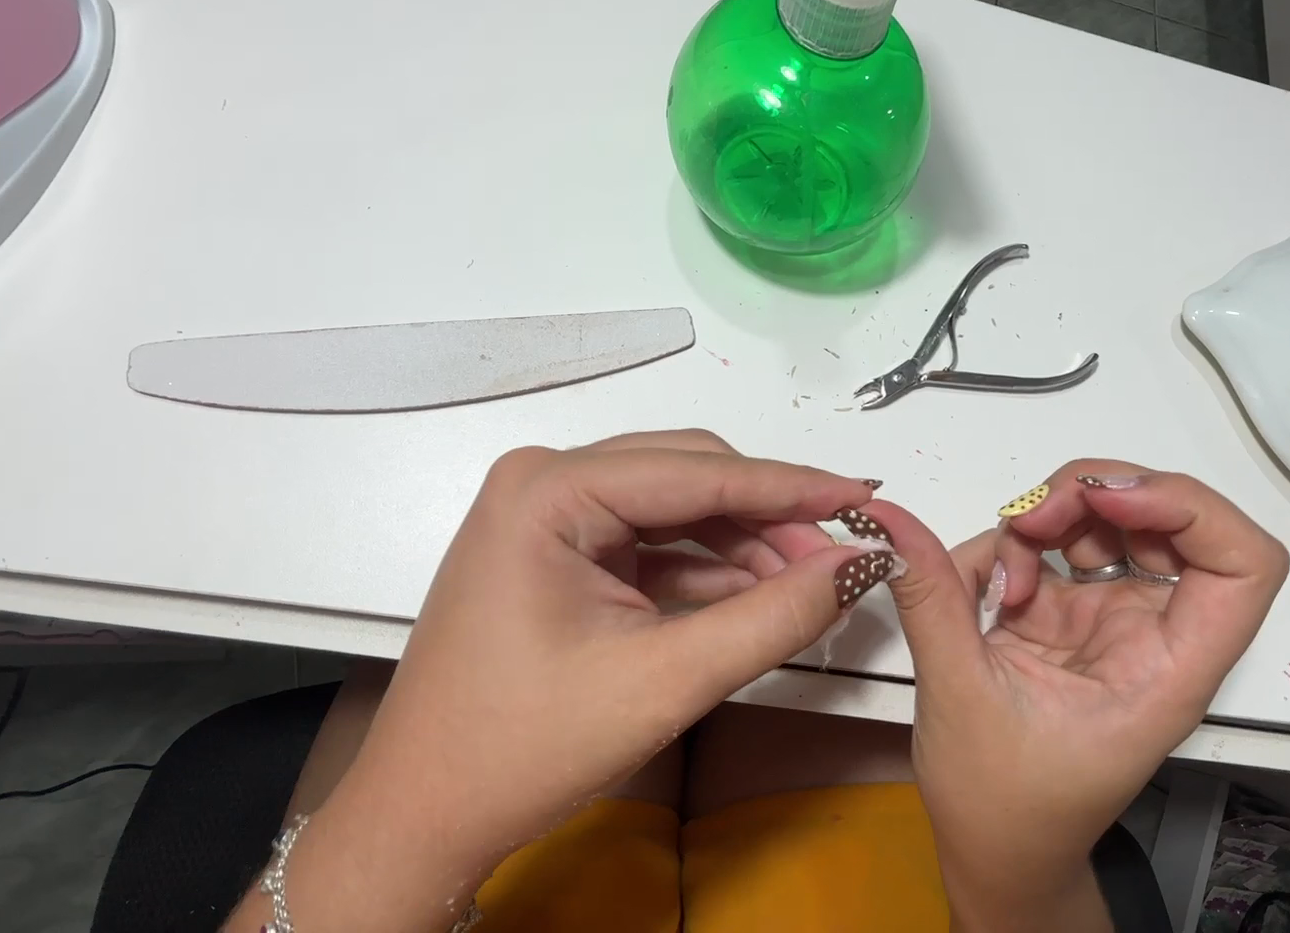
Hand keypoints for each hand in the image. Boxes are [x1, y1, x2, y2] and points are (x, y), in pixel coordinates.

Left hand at [254, 430, 880, 932]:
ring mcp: (551, 513)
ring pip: (678, 507)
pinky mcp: (563, 549)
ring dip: (745, 542)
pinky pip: (655, 540)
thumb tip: (860, 565)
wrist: (425, 816)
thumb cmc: (525, 748)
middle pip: (689, 476)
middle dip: (769, 516)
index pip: (698, 473)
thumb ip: (773, 617)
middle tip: (840, 554)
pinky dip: (708, 566)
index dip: (791, 486)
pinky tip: (757, 592)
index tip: (864, 494)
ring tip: (808, 581)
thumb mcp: (665, 681)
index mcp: (550, 490)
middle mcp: (547, 480)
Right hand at [876, 462, 1288, 932]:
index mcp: (1166, 667)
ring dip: (1046, 518)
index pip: (1243, 566)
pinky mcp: (1064, 614)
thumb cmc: (1001, 803)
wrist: (992, 851)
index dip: (1192, 510)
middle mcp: (1150, 631)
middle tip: (1031, 516)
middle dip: (1094, 497)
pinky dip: (1010, 548)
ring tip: (996, 574)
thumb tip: (884, 519)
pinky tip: (984, 591)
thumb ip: (931, 598)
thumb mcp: (960, 695)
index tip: (1109, 501)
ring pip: (1103, 521)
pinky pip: (1047, 547)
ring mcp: (1108, 617)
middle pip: (1166, 520)